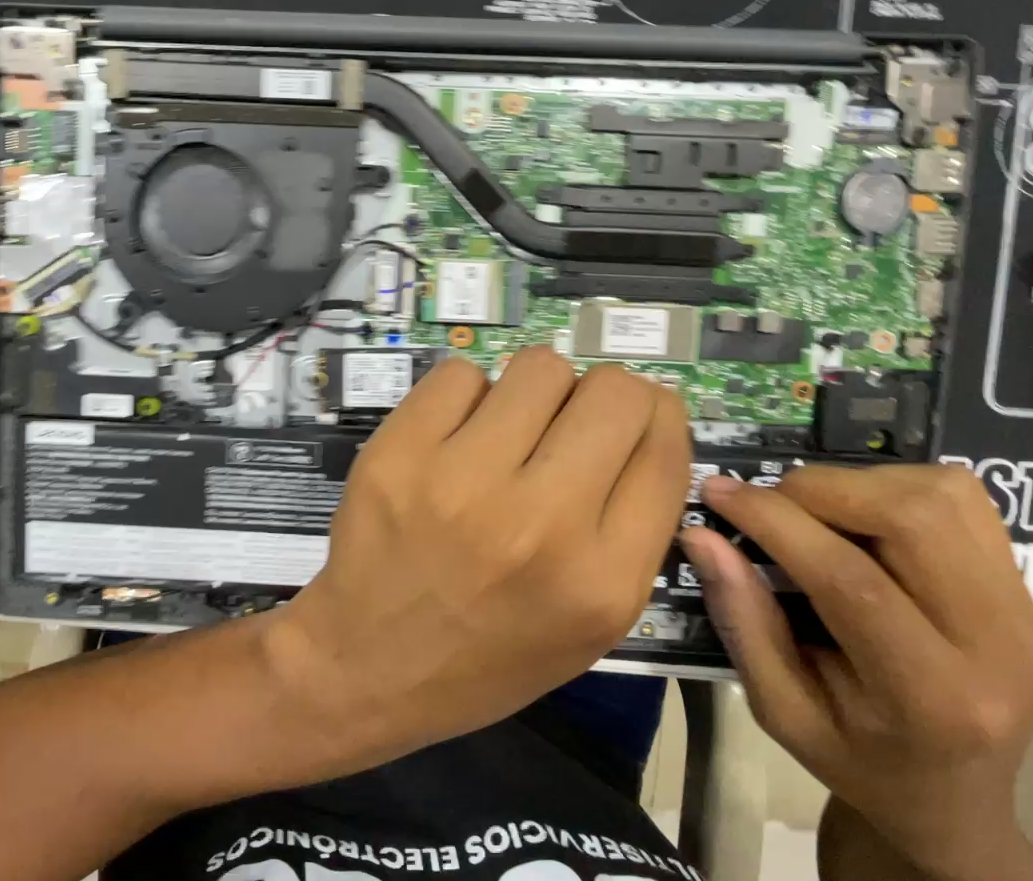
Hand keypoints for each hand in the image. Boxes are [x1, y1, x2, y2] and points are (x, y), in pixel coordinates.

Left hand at [264, 348, 690, 766]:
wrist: (368, 666)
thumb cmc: (488, 655)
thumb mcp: (593, 625)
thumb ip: (633, 530)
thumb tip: (646, 424)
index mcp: (604, 578)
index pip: (664, 444)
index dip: (656, 416)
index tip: (631, 421)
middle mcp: (541, 522)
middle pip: (613, 392)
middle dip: (601, 397)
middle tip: (567, 424)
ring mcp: (462, 480)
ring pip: (540, 367)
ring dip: (534, 391)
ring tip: (508, 430)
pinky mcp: (399, 453)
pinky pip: (462, 373)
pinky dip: (467, 395)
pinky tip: (454, 436)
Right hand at [680, 467, 1032, 880]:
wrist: (953, 798)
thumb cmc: (855, 760)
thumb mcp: (779, 710)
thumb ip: (743, 620)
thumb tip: (701, 535)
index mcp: (931, 697)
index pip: (849, 579)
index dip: (774, 522)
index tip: (717, 492)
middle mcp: (998, 646)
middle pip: (914, 518)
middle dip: (822, 491)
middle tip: (772, 505)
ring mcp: (1026, 611)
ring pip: (943, 494)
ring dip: (860, 484)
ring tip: (815, 513)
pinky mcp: (1029, 586)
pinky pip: (964, 499)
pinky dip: (899, 487)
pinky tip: (863, 518)